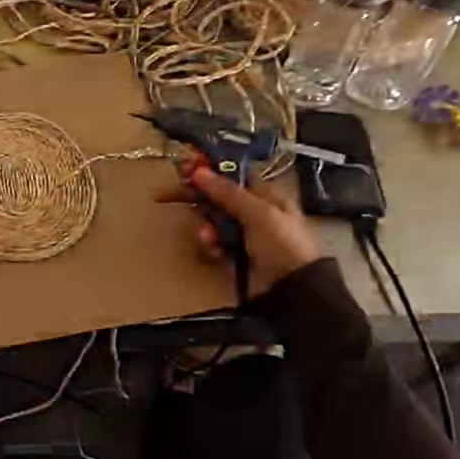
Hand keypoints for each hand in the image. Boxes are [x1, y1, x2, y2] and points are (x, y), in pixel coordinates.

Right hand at [158, 165, 322, 297]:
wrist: (294, 291)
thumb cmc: (282, 244)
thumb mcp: (259, 213)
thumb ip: (228, 192)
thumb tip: (199, 172)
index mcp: (266, 194)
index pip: (232, 173)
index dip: (209, 168)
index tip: (185, 167)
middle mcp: (254, 209)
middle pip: (217, 195)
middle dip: (195, 194)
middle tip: (165, 193)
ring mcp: (245, 233)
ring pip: (213, 219)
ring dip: (205, 225)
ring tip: (207, 238)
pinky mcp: (236, 253)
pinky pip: (215, 242)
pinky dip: (211, 244)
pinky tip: (214, 251)